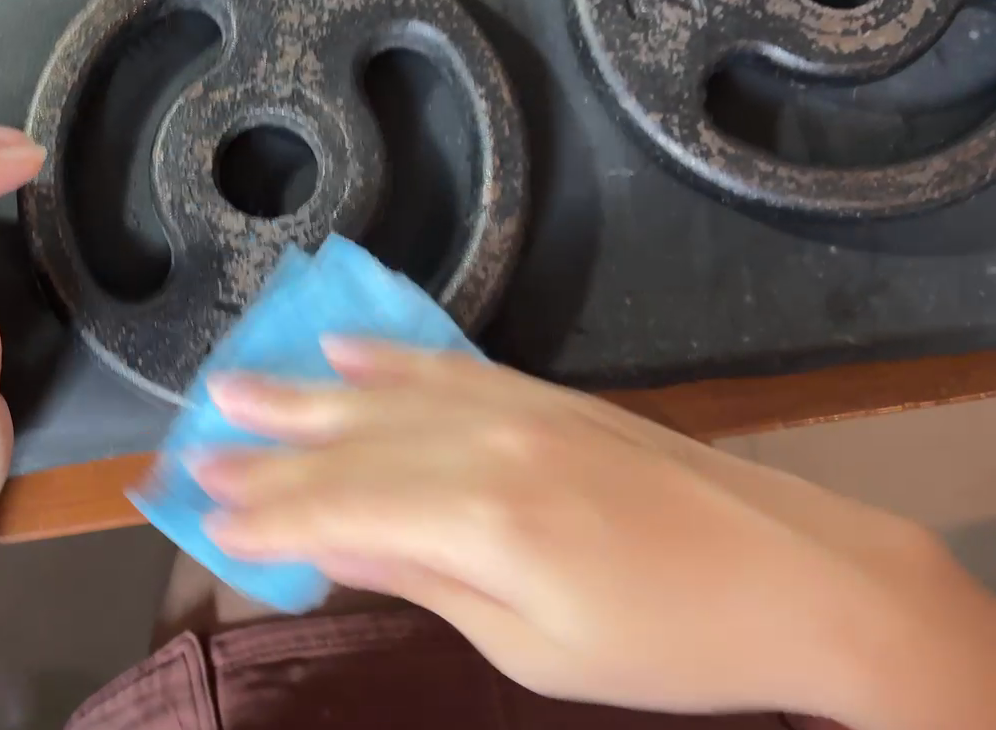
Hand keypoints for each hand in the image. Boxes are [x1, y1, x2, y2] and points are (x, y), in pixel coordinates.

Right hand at [187, 340, 995, 723]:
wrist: (800, 577)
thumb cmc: (664, 646)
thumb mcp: (530, 644)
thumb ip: (417, 576)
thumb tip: (323, 545)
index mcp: (481, 521)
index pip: (340, 509)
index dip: (269, 515)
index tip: (207, 515)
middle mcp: (481, 443)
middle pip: (346, 447)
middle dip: (264, 455)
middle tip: (194, 450)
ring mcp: (508, 405)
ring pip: (377, 394)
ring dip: (301, 394)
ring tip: (233, 384)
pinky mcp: (534, 391)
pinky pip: (439, 365)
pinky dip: (382, 357)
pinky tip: (339, 348)